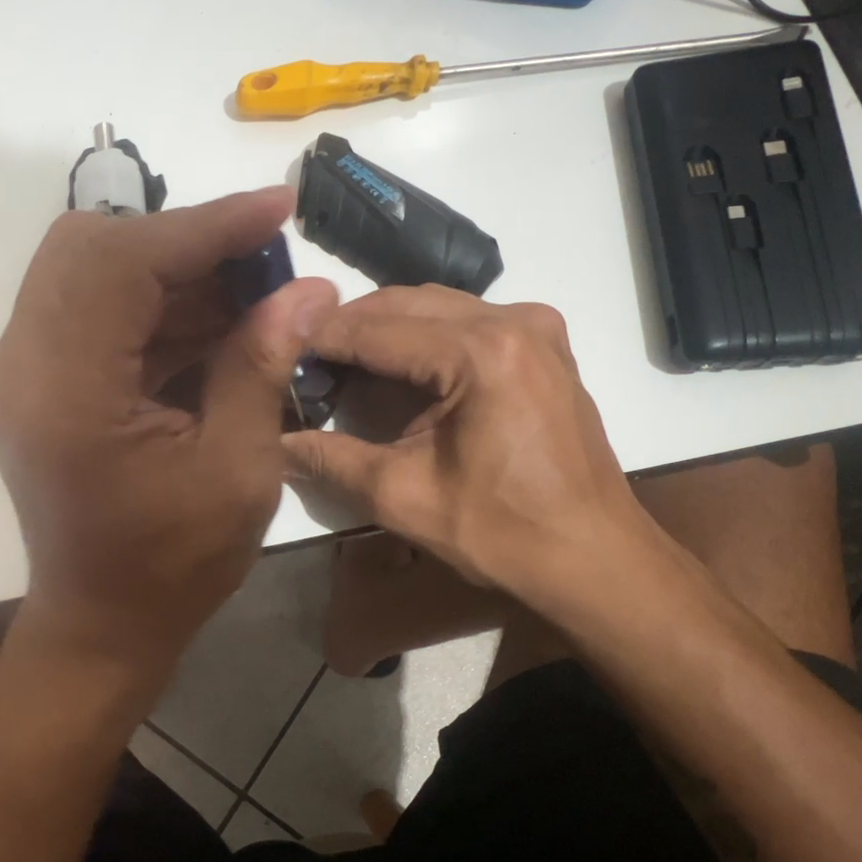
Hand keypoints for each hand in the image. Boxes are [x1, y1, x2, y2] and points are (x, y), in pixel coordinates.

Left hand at [0, 188, 335, 683]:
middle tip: (257, 262)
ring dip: (164, 272)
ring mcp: (15, 374)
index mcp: (65, 390)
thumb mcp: (238, 471)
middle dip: (179, 241)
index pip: (121, 263)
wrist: (99, 623)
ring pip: (82, 274)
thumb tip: (308, 287)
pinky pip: (82, 312)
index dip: (204, 226)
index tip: (278, 208)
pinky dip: (143, 306)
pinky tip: (206, 324)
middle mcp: (19, 367)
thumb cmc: (172, 565)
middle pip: (86, 250)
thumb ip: (260, 366)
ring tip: (245, 294)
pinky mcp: (28, 385)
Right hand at [282, 286, 652, 601]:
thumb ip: (328, 458)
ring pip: (432, 306)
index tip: (270, 350)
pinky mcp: (542, 345)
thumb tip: (270, 441)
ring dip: (380, 329)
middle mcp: (512, 320)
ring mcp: (535, 327)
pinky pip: (462, 320)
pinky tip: (389, 369)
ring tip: (335, 366)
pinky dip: (418, 336)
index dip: (315, 338)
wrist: (591, 558)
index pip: (373, 328)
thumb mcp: (399, 495)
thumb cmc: (498, 531)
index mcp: (479, 353)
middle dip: (345, 327)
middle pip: (402, 303)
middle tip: (296, 359)